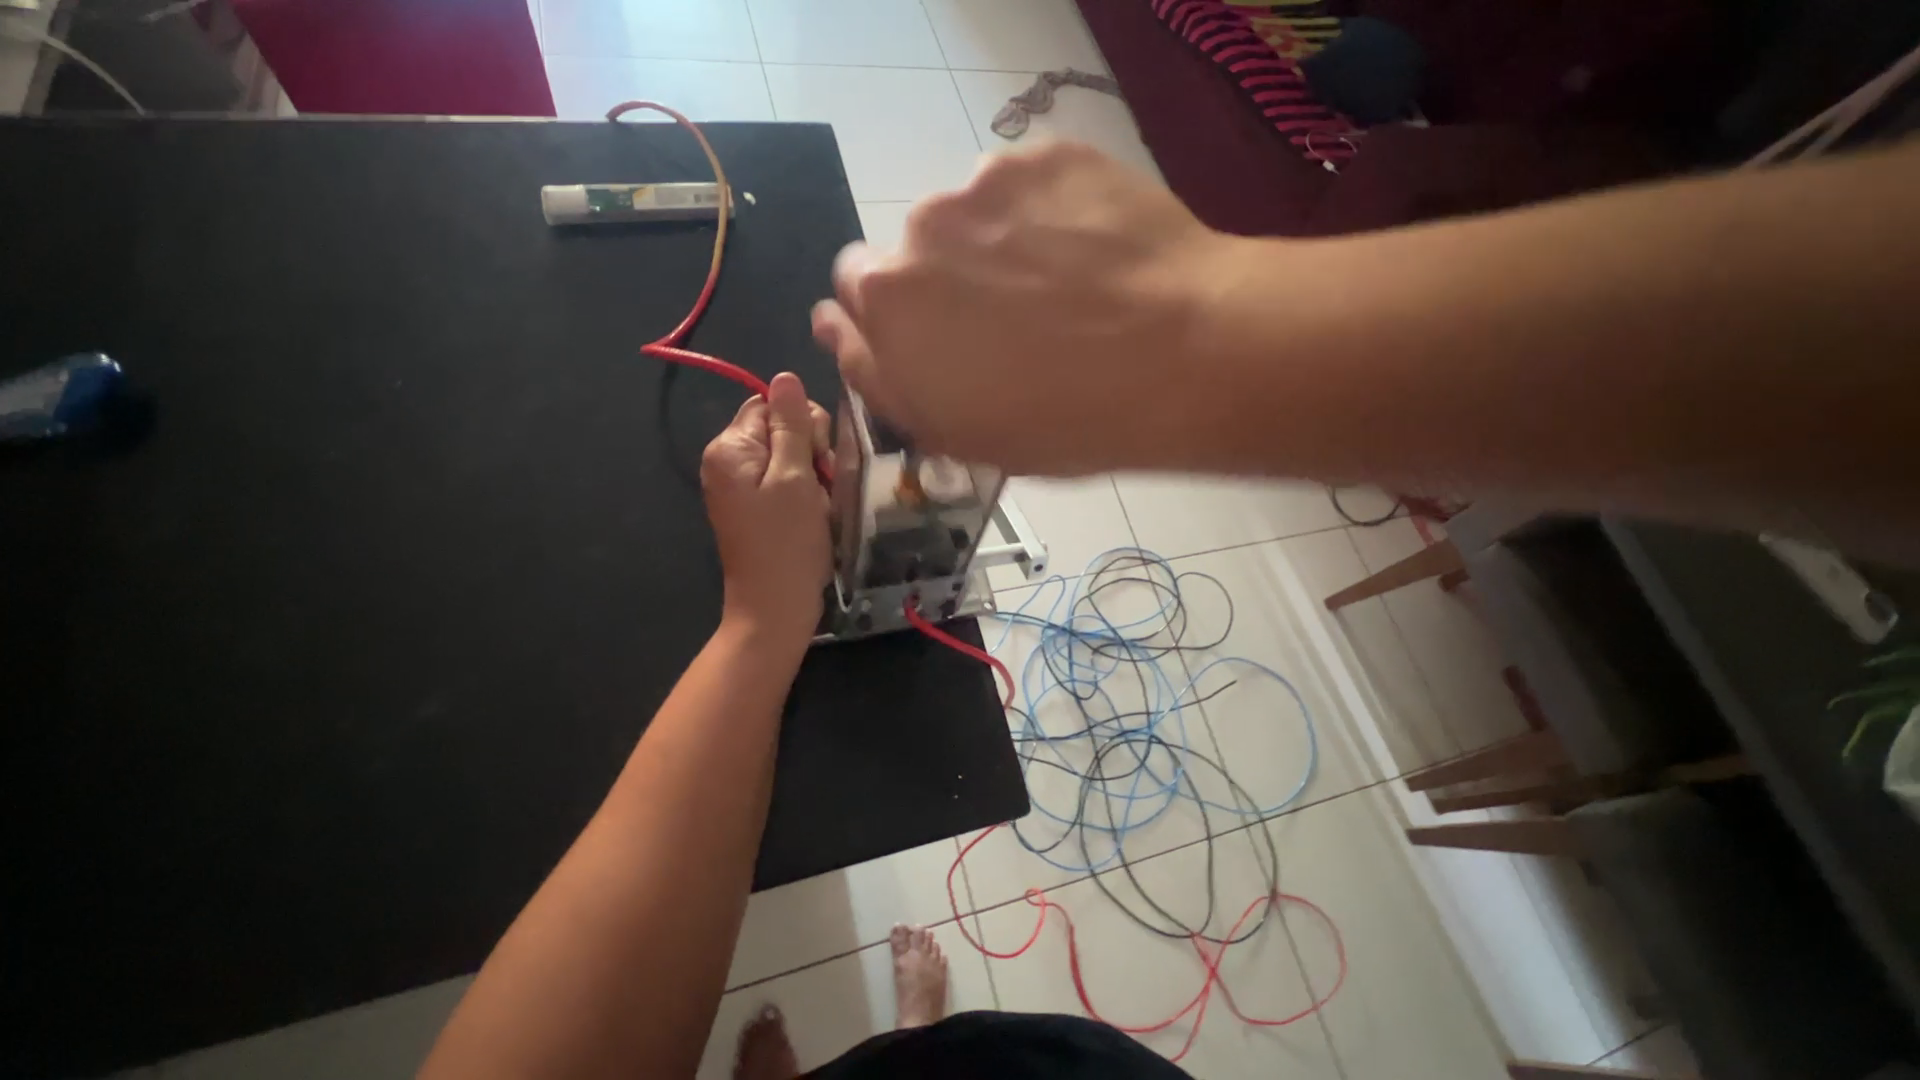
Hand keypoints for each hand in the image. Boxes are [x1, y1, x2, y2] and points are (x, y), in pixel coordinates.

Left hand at [701, 373, 831, 643]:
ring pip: (790, 456)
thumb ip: (792, 425)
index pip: (771, 404)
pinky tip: (814, 516)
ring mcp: (740, 487)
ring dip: (814, 475)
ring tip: (820, 506)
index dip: (802, 424)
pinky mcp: (755, 508)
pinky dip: (806, 494)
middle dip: (810, 452)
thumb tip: (785, 377)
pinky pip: (786, 482)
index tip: (818, 459)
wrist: (775, 607)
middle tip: (821, 486)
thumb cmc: (788, 543)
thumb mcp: (795, 478)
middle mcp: (727, 461)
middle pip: (780, 428)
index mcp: (729, 448)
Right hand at [812, 140, 1233, 473]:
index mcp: (888, 300)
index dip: (899, 318)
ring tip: (1062, 288)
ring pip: (974, 214)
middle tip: (1011, 321)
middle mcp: (922, 228)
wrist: (1181, 357)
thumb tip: (832, 323)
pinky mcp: (1048, 156)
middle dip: (946, 280)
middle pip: (917, 248)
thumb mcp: (952, 432)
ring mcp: (989, 184)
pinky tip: (1091, 254)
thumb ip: (876, 375)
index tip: (943, 340)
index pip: (857, 287)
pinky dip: (1048, 214)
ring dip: (998, 243)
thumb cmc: (1060, 420)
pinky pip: (1028, 186)